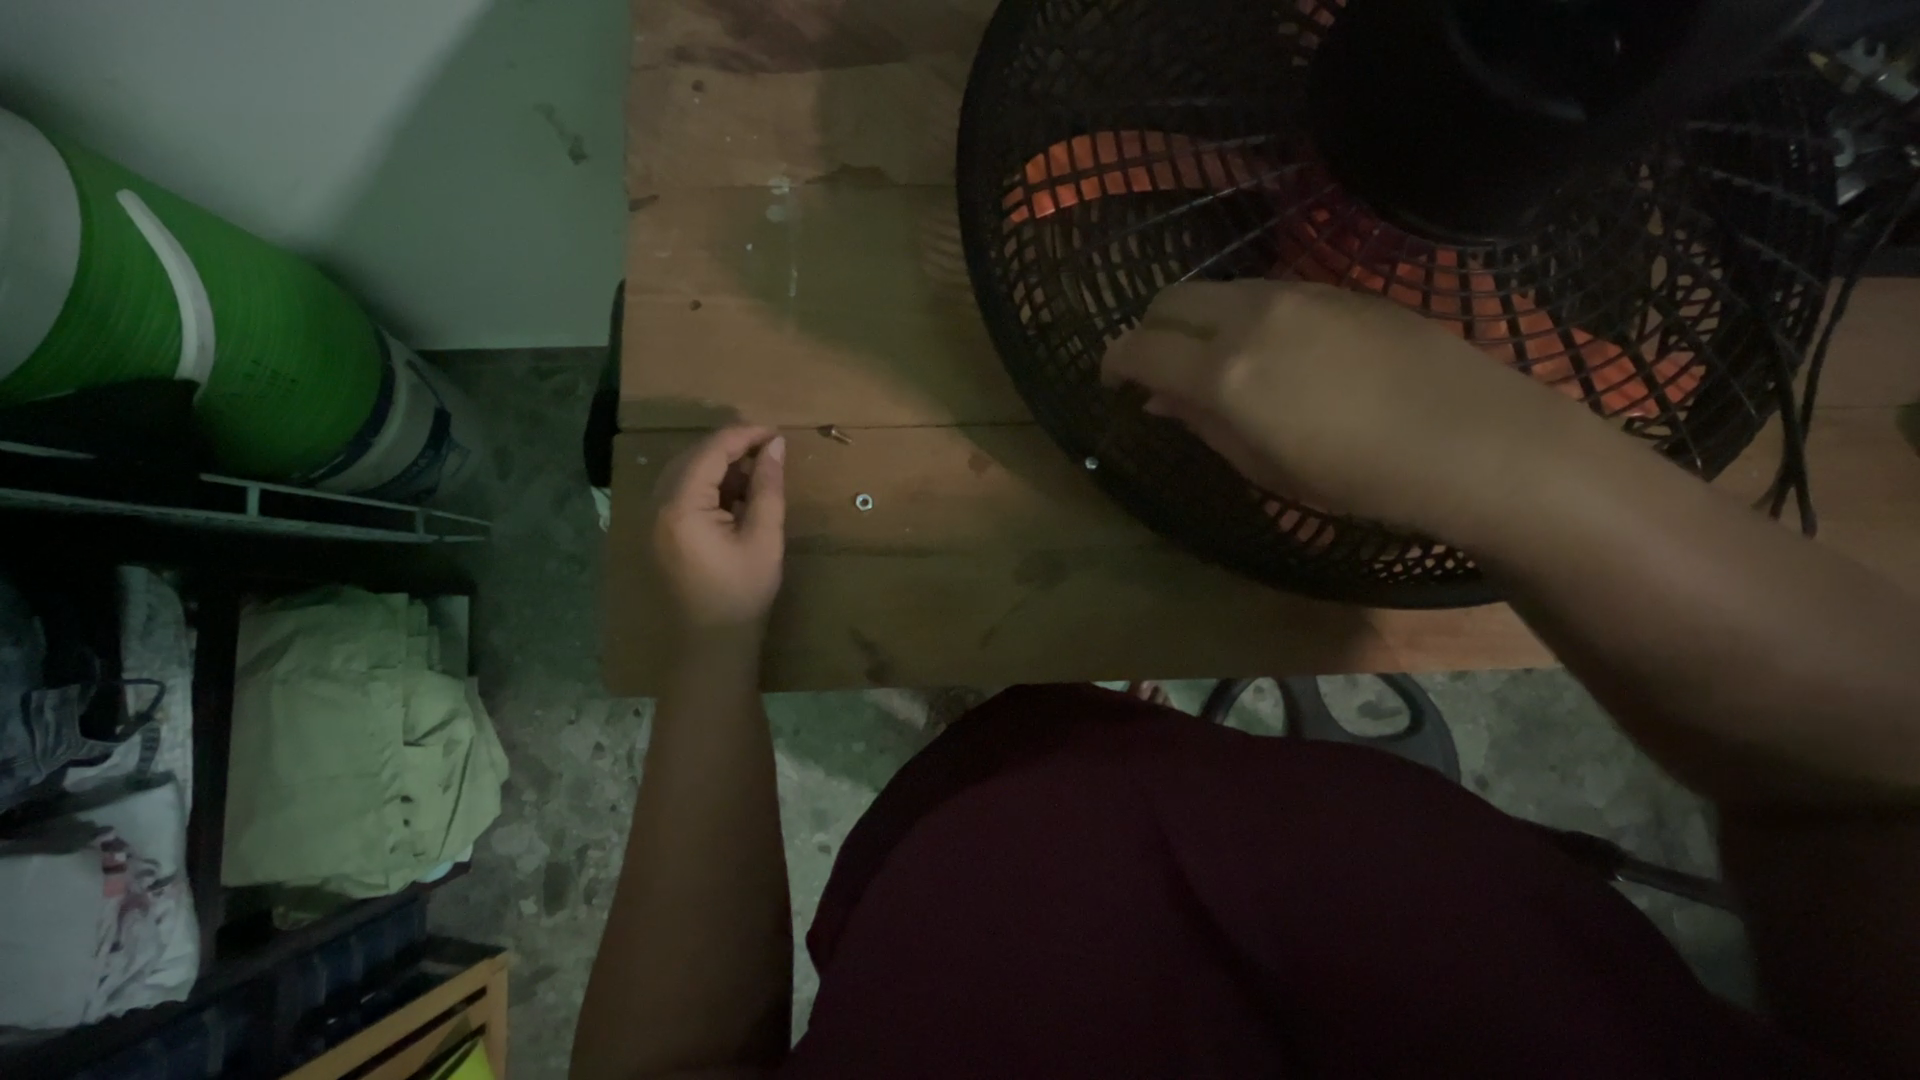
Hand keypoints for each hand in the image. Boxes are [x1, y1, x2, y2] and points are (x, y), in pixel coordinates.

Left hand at [652, 426, 786, 632]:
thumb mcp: (764, 538)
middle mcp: (657, 506)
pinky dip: (707, 484)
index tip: (776, 434)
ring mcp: (652, 519)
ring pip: (684, 472)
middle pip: (692, 457)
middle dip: (731, 447)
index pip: (710, 451)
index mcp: (681, 507)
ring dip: (719, 465)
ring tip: (757, 471)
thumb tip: (775, 446)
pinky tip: (735, 494)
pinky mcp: (658, 531)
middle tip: (769, 450)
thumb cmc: (742, 594)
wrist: (710, 644)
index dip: (744, 435)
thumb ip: (768, 488)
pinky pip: (680, 492)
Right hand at [1101, 280, 1586, 533]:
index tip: (1111, 383)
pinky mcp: (1338, 290)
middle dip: (1149, 330)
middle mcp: (1250, 317)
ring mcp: (1298, 295)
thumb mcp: (1264, 467)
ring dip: (1198, 322)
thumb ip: (1203, 424)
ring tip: (1216, 366)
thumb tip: (1160, 399)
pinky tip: (1273, 355)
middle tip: (1156, 371)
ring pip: (1218, 291)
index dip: (1112, 363)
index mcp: (1224, 371)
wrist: (1474, 441)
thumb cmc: (1358, 477)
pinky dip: (1242, 317)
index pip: (1139, 348)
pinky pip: (1265, 294)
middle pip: (1170, 300)